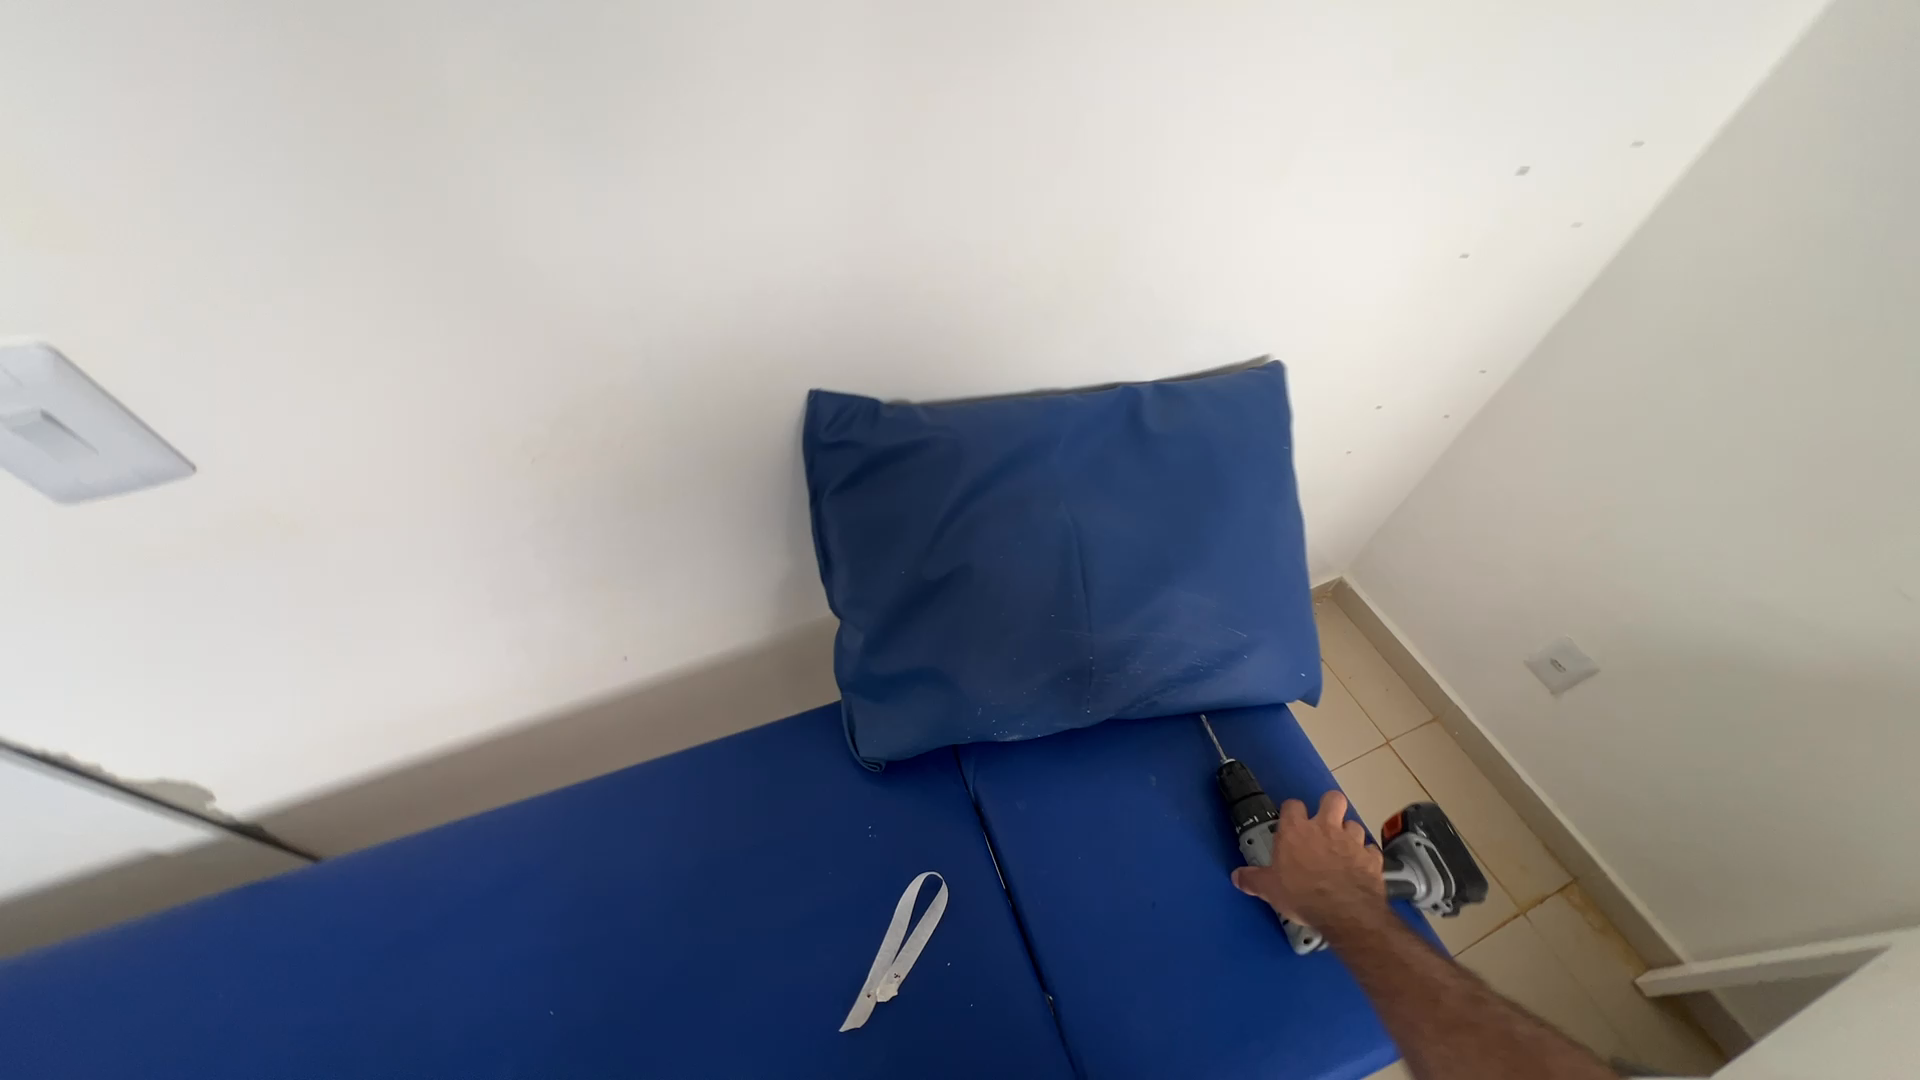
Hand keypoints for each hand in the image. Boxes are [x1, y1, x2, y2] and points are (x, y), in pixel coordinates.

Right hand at [1231, 790, 1385, 931]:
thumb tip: (1236, 877)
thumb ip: (1253, 880)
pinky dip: (1367, 856)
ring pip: (1354, 824)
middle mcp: (1325, 827)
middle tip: (1325, 823)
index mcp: (1296, 829)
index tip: (1290, 824)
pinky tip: (1362, 866)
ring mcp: (1352, 841)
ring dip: (1349, 833)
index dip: (1292, 812)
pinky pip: (1371, 850)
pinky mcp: (1372, 859)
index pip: (1292, 805)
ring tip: (1343, 847)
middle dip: (1330, 806)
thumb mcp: (1270, 889)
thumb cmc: (1302, 894)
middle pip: (1332, 799)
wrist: (1345, 913)